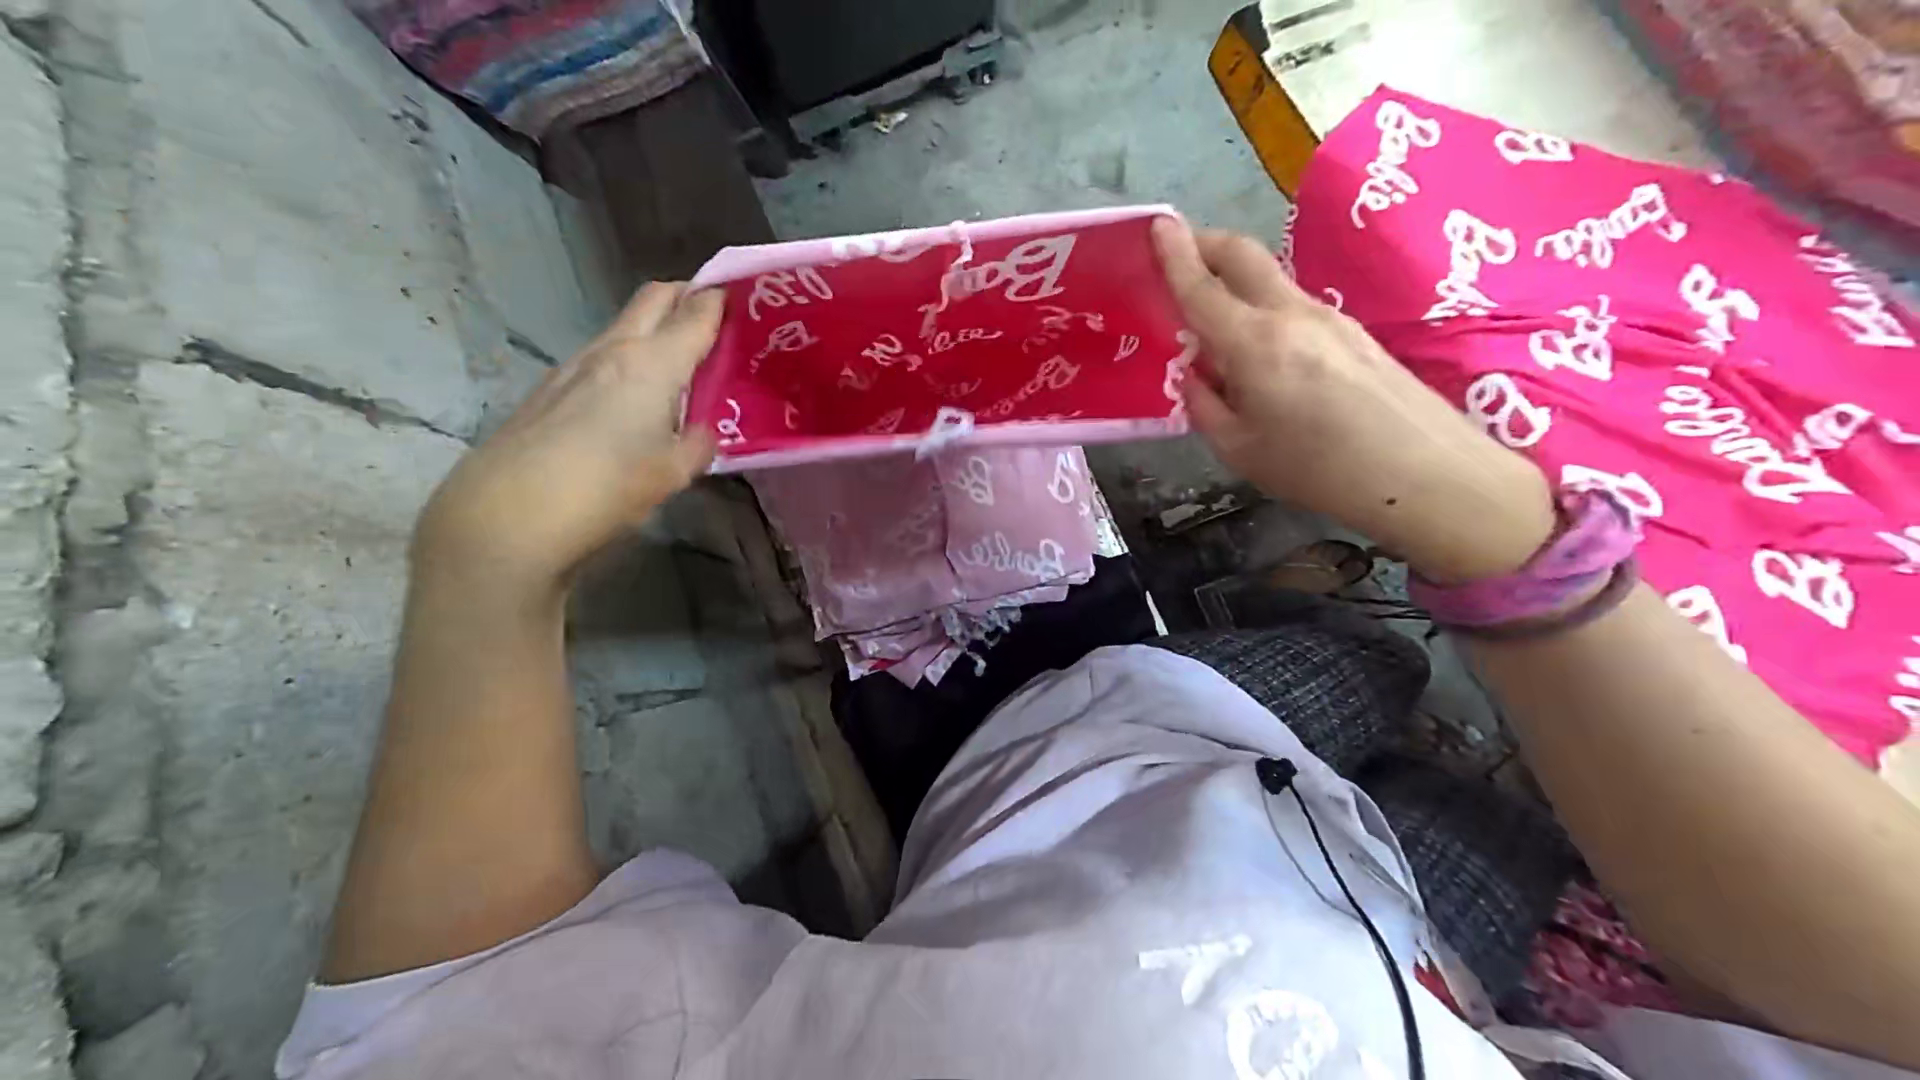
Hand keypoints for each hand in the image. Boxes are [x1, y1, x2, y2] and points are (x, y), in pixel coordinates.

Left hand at [414, 283, 722, 603]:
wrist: (508, 513)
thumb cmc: (606, 488)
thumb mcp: (673, 473)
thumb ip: (698, 444)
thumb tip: (701, 432)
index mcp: (651, 363)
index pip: (695, 312)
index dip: (723, 300)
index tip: (746, 301)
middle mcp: (612, 350)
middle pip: (654, 298)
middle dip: (687, 296)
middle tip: (715, 320)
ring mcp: (574, 365)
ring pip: (625, 326)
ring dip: (656, 330)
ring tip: (681, 365)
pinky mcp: (550, 388)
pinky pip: (602, 356)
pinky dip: (630, 360)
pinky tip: (635, 398)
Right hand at [1153, 217, 1555, 583]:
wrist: (1421, 473)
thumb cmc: (1316, 467)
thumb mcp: (1238, 448)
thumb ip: (1204, 404)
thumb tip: (1192, 375)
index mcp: (1253, 343)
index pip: (1202, 287)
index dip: (1175, 255)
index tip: (1157, 224)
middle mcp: (1291, 314)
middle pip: (1244, 256)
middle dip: (1206, 243)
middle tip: (1179, 250)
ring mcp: (1328, 317)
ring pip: (1270, 279)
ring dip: (1234, 278)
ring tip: (1211, 310)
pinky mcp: (1352, 331)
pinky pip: (1292, 304)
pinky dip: (1261, 306)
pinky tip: (1257, 345)